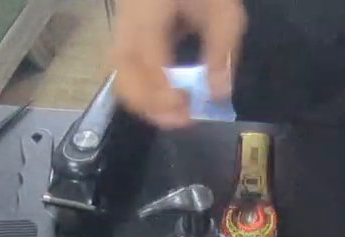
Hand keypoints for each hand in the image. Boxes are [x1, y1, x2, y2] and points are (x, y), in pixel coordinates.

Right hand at [112, 0, 247, 128]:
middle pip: (123, 69)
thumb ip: (221, 52)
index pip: (147, 54)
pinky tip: (168, 98)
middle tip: (182, 118)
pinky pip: (125, 70)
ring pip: (119, 73)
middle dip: (152, 103)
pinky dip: (144, 92)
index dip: (164, 88)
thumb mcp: (224, 11)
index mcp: (149, 5)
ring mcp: (122, 25)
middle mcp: (127, 15)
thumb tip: (217, 94)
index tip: (187, 110)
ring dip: (146, 102)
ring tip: (176, 112)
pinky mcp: (125, 34)